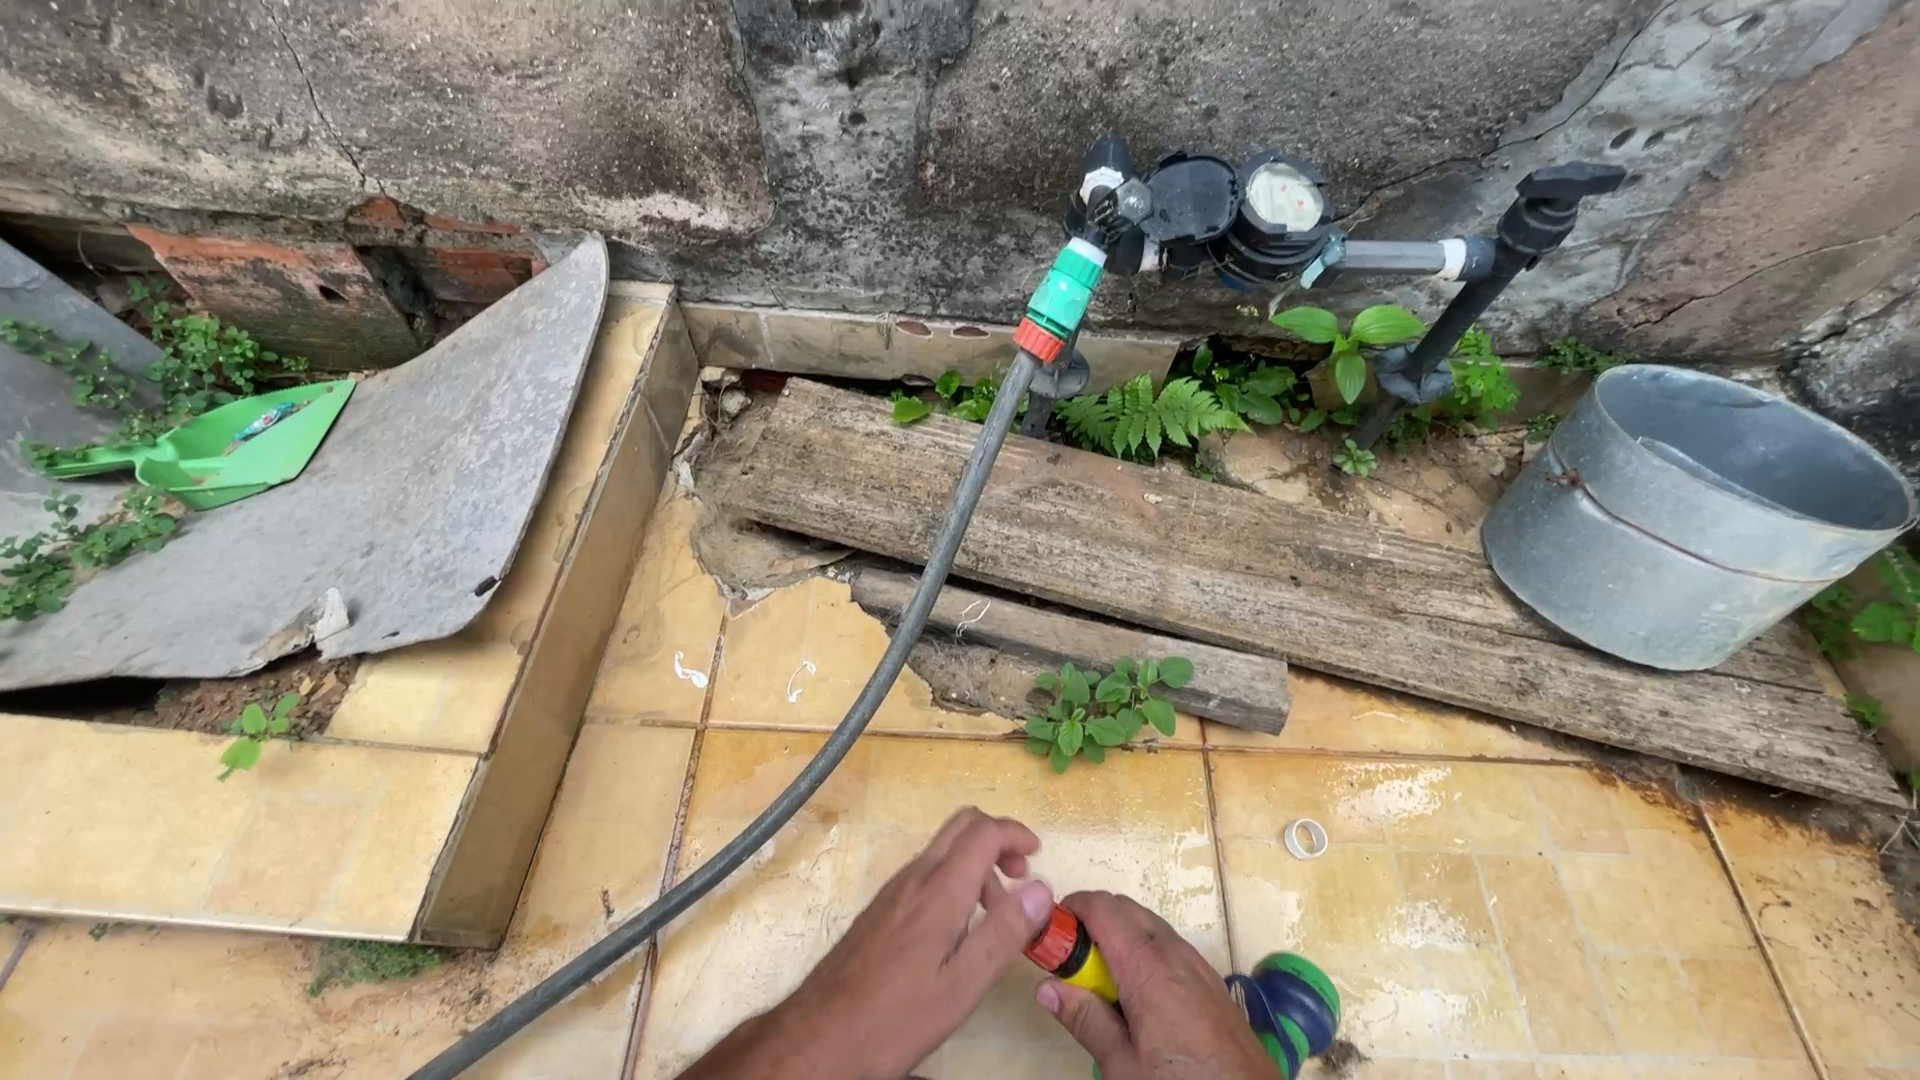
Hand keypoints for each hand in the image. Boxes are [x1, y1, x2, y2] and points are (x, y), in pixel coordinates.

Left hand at [678, 807, 1053, 1079]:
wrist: (822, 1033)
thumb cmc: (898, 1015)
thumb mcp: (963, 984)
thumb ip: (1004, 932)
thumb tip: (1041, 887)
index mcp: (940, 889)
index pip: (984, 831)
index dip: (1016, 834)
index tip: (1038, 856)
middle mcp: (916, 876)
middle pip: (961, 824)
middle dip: (998, 839)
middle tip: (1020, 876)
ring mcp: (895, 889)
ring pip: (944, 849)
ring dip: (977, 863)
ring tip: (994, 914)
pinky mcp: (883, 906)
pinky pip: (927, 871)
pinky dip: (955, 879)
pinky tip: (958, 928)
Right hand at [1036, 891, 1279, 1079]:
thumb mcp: (1124, 1066)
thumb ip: (1085, 1020)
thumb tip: (1045, 986)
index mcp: (1146, 965)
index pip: (1102, 907)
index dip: (1071, 907)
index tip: (1051, 932)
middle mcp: (1173, 952)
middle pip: (1124, 908)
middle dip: (1092, 919)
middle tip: (1069, 957)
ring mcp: (1197, 964)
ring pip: (1147, 924)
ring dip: (1118, 933)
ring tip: (1100, 977)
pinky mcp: (1211, 982)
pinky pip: (1168, 945)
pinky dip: (1143, 949)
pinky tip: (1137, 992)